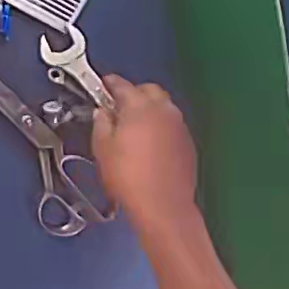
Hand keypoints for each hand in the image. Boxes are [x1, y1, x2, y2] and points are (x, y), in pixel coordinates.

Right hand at [91, 75, 197, 223]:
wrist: (163, 205)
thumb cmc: (128, 177)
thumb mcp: (102, 148)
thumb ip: (101, 123)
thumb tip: (103, 112)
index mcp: (139, 107)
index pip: (122, 84)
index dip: (108, 83)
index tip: (101, 86)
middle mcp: (163, 110)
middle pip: (148, 90)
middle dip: (132, 93)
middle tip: (116, 107)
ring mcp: (179, 125)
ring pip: (162, 106)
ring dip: (148, 109)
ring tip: (132, 126)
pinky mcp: (187, 141)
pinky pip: (171, 123)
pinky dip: (159, 125)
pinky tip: (148, 143)